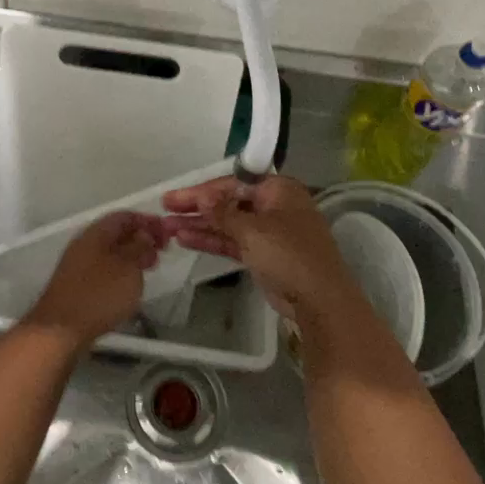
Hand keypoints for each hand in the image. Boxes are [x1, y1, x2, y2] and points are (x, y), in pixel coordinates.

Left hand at [23, 212, 168, 347]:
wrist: (60, 330)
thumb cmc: (99, 295)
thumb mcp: (128, 268)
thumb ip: (139, 248)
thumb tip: (144, 235)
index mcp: (96, 232)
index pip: (125, 216)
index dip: (148, 221)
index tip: (167, 234)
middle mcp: (84, 243)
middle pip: (116, 233)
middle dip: (140, 239)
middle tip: (160, 253)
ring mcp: (77, 264)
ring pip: (109, 252)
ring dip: (131, 256)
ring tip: (148, 269)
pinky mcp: (75, 284)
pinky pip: (102, 268)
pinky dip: (119, 271)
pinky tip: (128, 285)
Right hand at [163, 175, 361, 321]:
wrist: (320, 300)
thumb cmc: (289, 255)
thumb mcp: (252, 230)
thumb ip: (223, 213)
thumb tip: (203, 197)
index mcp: (278, 190)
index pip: (232, 182)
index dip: (200, 190)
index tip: (173, 197)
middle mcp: (274, 206)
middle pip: (229, 202)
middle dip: (197, 208)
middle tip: (164, 210)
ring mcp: (270, 232)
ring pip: (229, 223)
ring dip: (201, 225)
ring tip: (167, 228)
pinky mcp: (265, 255)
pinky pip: (234, 241)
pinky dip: (213, 240)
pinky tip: (187, 240)